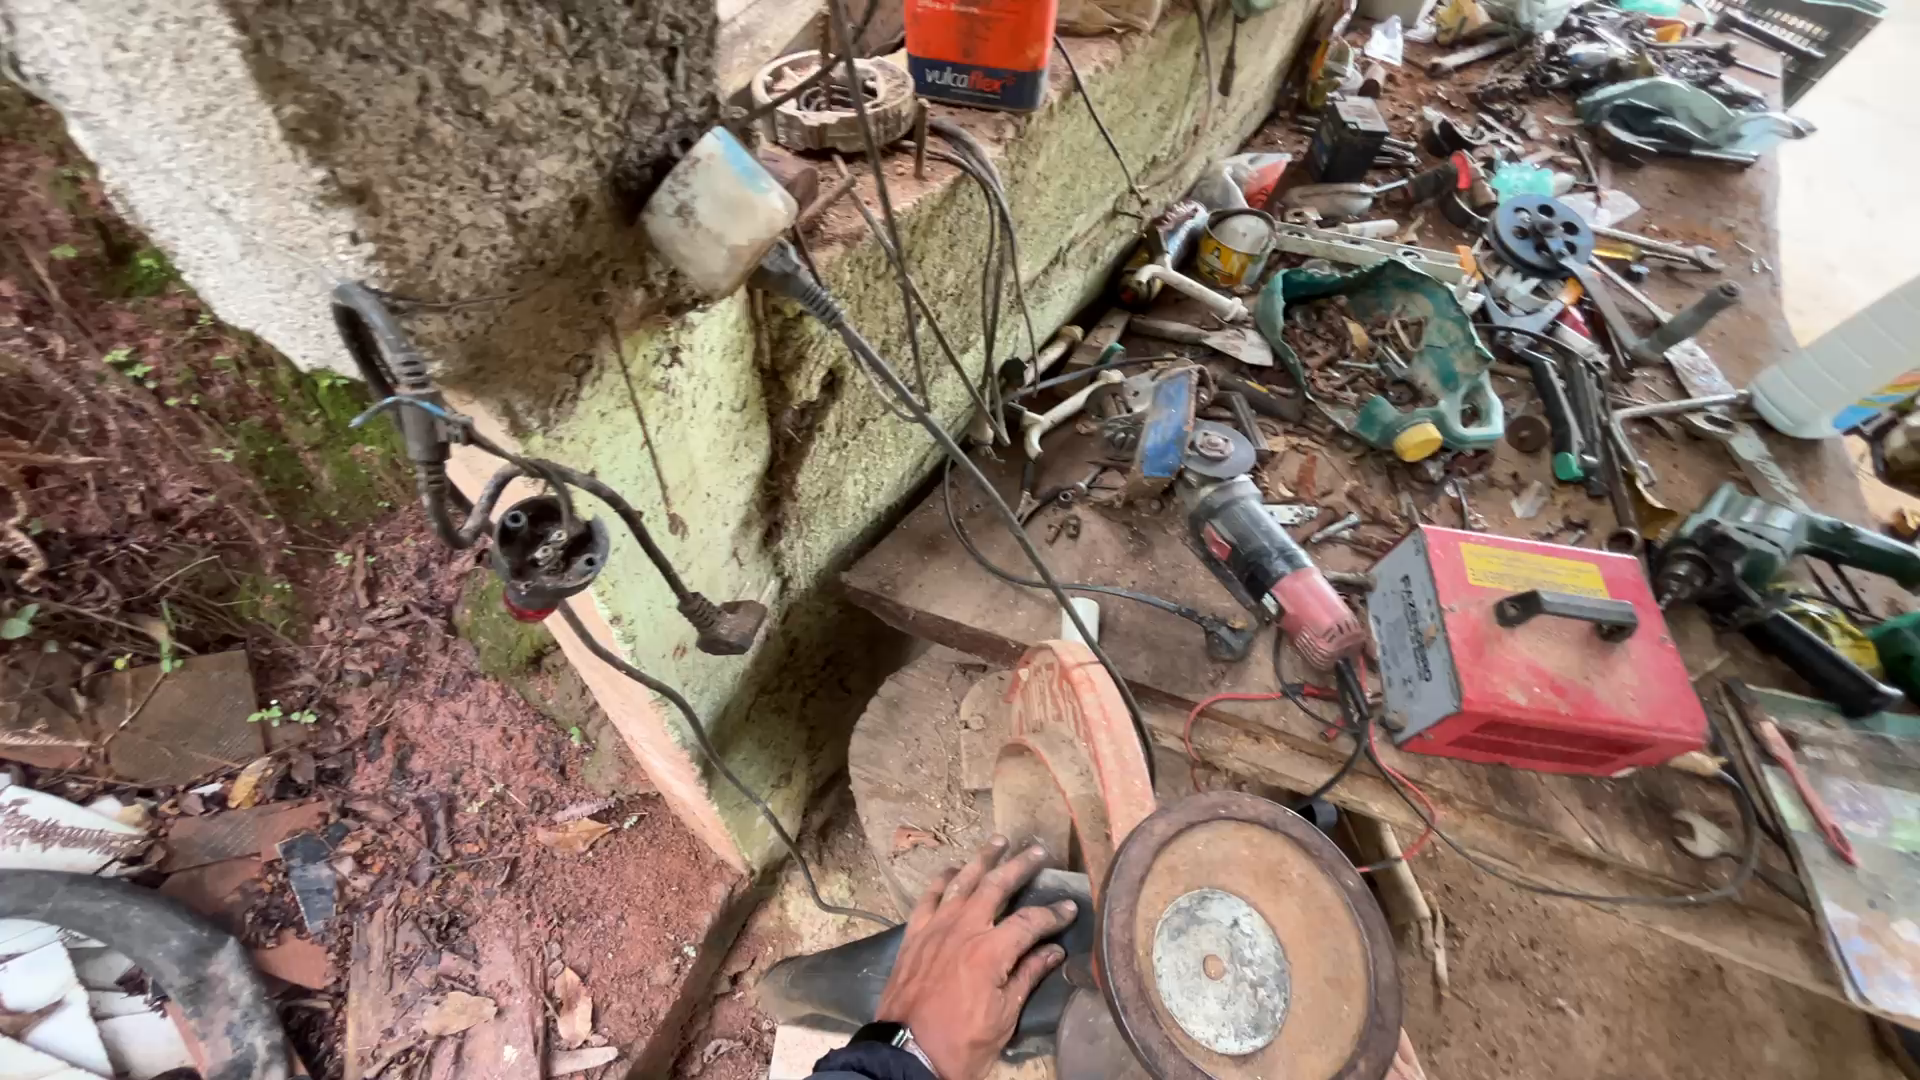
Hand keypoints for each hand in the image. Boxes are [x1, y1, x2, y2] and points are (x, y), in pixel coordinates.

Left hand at [875, 836, 1076, 1079]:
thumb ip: (1027, 976)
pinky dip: (943, 879)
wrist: (908, 1055)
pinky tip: (953, 870)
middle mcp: (964, 927)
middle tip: (1038, 851)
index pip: (1030, 922)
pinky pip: (930, 895)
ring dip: (983, 859)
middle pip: (997, 885)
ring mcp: (937, 926)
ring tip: (998, 842)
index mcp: (991, 950)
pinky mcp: (915, 932)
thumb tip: (1053, 950)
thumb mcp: (1004, 1017)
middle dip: (1021, 865)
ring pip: (963, 880)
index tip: (1070, 907)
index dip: (1053, 914)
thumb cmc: (961, 1044)